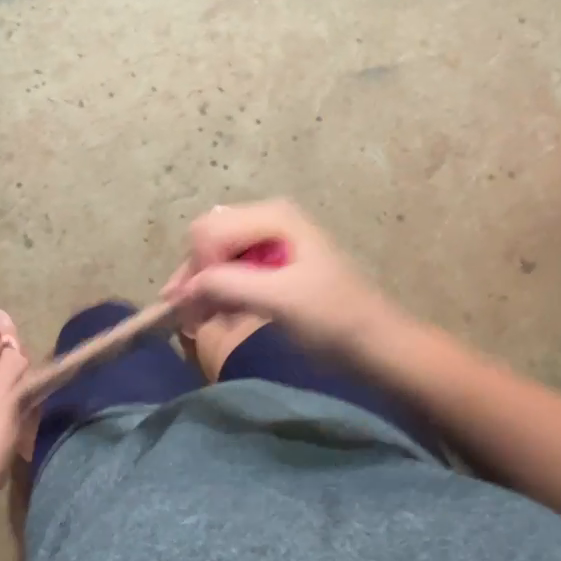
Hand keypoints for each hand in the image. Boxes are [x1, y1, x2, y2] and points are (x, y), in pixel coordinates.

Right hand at [161, 199, 400, 360]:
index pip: (209, 230)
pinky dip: (218, 291)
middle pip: (208, 237)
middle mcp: (267, 217)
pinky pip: (230, 267)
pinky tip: (219, 315)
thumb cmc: (334, 319)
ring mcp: (269, 238)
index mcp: (272, 215)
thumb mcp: (280, 300)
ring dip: (203, 286)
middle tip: (188, 318)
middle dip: (195, 275)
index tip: (197, 308)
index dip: (198, 267)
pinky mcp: (272, 261)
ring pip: (215, 254)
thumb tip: (182, 291)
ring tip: (198, 322)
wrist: (378, 345)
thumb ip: (229, 286)